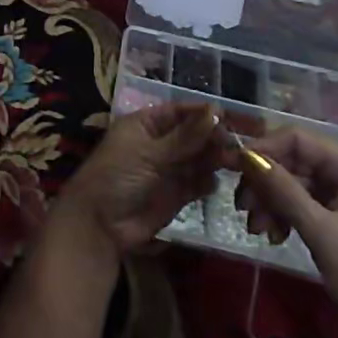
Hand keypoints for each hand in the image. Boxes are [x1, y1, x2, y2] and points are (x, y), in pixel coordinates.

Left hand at [54, 104, 222, 260]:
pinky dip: (208, 181)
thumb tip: (215, 112)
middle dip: (215, 138)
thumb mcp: (149, 153)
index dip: (206, 113)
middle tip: (237, 146)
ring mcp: (169, 169)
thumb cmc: (116, 178)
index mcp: (145, 124)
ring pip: (200, 158)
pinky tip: (212, 183)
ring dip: (216, 159)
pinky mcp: (177, 193)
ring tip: (232, 163)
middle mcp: (159, 143)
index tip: (232, 118)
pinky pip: (199, 182)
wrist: (100, 225)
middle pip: (195, 135)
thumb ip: (185, 137)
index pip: (181, 112)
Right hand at [224, 127, 337, 337]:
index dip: (263, 149)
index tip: (232, 170)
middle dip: (264, 182)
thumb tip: (245, 156)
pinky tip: (273, 236)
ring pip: (292, 181)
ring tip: (257, 229)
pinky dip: (281, 214)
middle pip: (293, 159)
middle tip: (243, 208)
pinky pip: (300, 201)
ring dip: (269, 201)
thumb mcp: (322, 233)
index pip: (299, 139)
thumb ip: (284, 191)